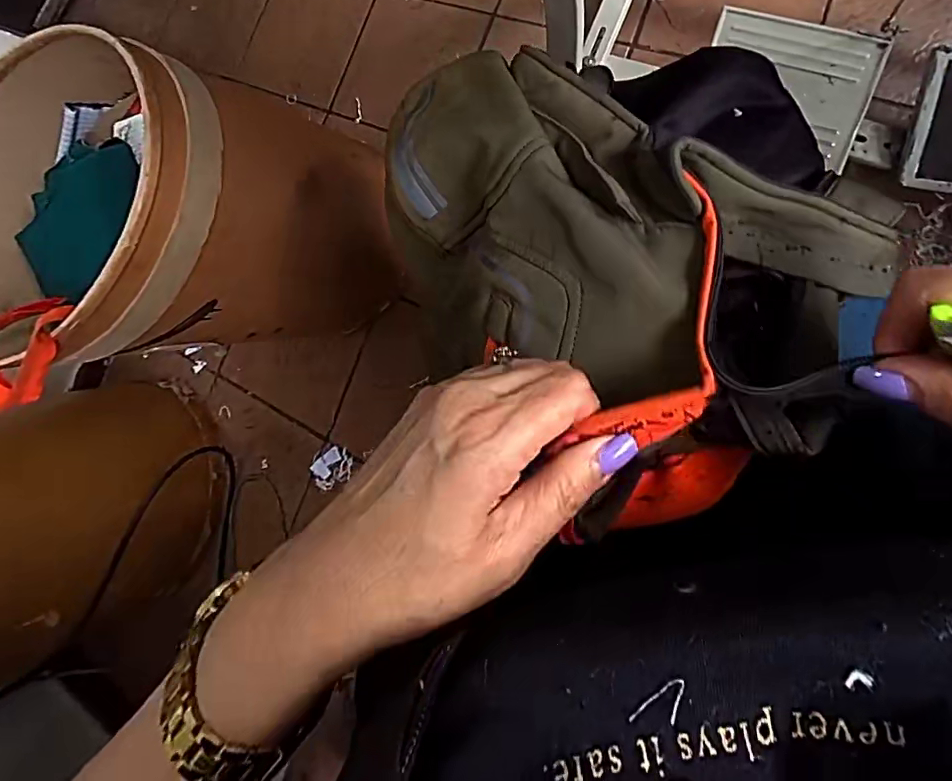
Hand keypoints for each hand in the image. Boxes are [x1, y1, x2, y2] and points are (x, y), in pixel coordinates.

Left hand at [193, 360, 637, 743]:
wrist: (331, 581)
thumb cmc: (423, 578)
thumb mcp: (507, 550)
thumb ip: (567, 487)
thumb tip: (620, 444)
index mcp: (489, 435)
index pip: (574, 387)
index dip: (590, 423)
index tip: (576, 466)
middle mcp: (468, 397)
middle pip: (554, 371)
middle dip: (571, 411)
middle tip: (551, 469)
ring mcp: (443, 392)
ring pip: (526, 370)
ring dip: (542, 405)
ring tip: (521, 462)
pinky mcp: (428, 397)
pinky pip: (494, 378)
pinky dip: (512, 401)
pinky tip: (492, 449)